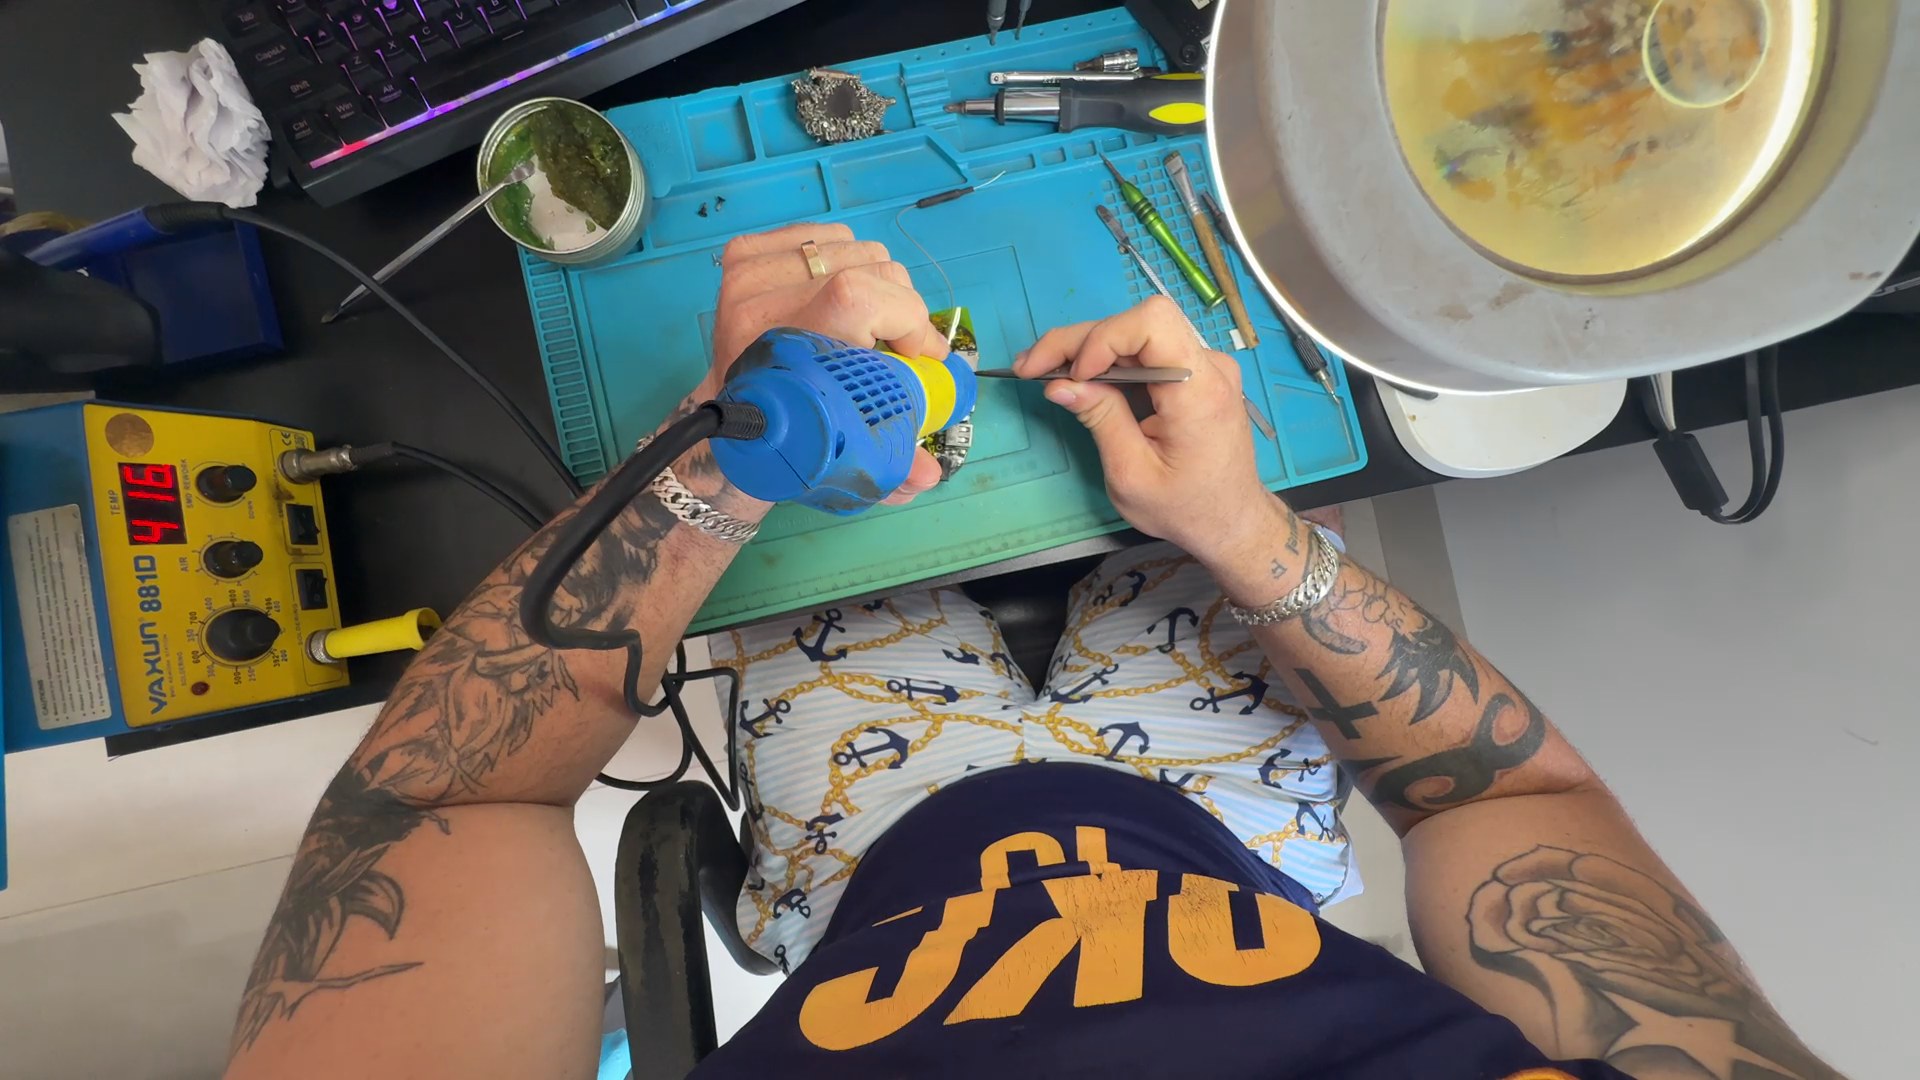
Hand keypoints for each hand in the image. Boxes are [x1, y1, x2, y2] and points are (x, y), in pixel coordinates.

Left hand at [707, 224, 945, 503]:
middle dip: (904, 309)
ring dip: (881, 285)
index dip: (910, 321)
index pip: (860, 297)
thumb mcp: (841, 454)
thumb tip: (930, 475)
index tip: (925, 357)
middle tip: (901, 347)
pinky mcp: (747, 252)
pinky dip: (852, 259)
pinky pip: (831, 234)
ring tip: (873, 325)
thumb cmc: (792, 430)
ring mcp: (750, 271)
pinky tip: (845, 295)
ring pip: (858, 247)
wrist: (730, 413)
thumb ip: (890, 469)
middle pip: (873, 268)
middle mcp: (760, 301)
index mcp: (783, 350)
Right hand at [1016, 298, 1300, 593]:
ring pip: (1136, 334)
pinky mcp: (1193, 374)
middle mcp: (1208, 366)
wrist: (1230, 520)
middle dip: (1077, 341)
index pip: (1151, 324)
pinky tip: (1075, 377)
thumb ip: (1100, 420)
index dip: (1103, 338)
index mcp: (1198, 391)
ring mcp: (1204, 366)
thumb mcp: (1131, 474)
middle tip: (1029, 367)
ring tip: (1042, 371)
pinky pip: (1145, 352)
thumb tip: (1059, 384)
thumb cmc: (1184, 508)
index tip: (1074, 375)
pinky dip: (1107, 361)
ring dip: (1086, 349)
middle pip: (1137, 324)